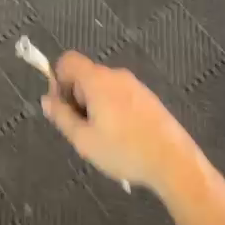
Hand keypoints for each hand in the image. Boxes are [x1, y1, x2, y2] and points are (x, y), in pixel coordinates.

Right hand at [41, 51, 198, 195]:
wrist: (176, 164)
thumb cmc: (125, 151)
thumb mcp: (84, 140)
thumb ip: (61, 117)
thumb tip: (47, 100)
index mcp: (97, 80)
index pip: (67, 61)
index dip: (58, 80)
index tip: (65, 108)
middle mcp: (116, 75)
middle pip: (85, 75)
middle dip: (78, 97)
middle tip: (84, 129)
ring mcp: (136, 86)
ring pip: (103, 87)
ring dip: (96, 106)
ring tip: (105, 138)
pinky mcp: (149, 99)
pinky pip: (121, 96)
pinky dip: (114, 110)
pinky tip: (125, 138)